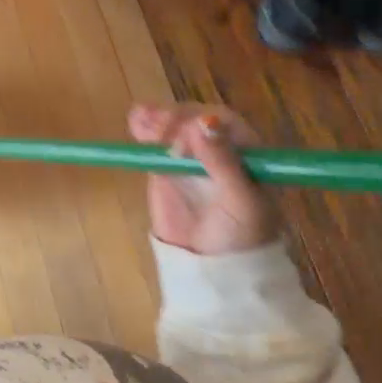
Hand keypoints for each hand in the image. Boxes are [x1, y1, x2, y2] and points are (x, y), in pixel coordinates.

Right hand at [130, 103, 278, 255]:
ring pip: (172, 125)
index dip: (202, 120)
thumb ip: (223, 161)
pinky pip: (154, 142)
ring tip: (139, 122)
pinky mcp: (165, 166)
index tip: (183, 134)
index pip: (224, 121)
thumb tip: (204, 119)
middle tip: (157, 130)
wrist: (212, 264)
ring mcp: (190, 156)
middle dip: (174, 119)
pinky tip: (134, 122)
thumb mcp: (239, 199)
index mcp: (247, 153)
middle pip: (194, 119)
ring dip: (156, 118)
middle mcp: (218, 148)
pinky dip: (143, 129)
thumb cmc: (240, 233)